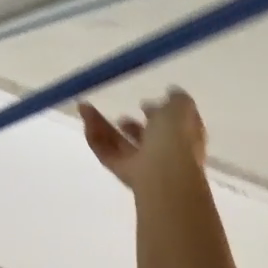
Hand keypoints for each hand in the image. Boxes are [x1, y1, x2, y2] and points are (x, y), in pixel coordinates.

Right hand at [78, 88, 207, 197]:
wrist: (163, 175)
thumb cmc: (175, 140)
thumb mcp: (181, 110)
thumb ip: (176, 100)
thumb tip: (172, 92)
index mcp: (183, 139)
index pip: (170, 127)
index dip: (158, 115)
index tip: (144, 102)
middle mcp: (163, 153)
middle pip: (142, 136)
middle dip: (129, 123)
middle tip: (118, 110)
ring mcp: (142, 164)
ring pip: (118, 142)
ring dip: (101, 124)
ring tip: (84, 107)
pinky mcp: (122, 171)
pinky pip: (104, 150)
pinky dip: (93, 134)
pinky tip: (84, 119)